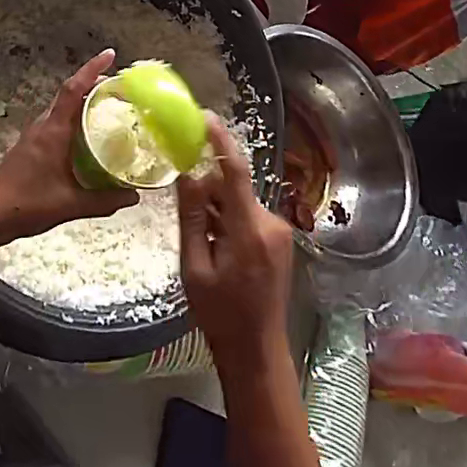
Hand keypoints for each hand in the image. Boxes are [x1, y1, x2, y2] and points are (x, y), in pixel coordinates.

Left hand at [0, 49, 136, 248]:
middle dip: (94, 84)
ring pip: (63, 108)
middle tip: (120, 87)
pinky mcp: (32, 146)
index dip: (92, 69)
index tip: (110, 55)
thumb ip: (105, 200)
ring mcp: (36, 135)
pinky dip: (76, 118)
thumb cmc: (26, 205)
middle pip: (70, 93)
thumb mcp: (71, 205)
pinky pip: (58, 121)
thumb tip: (134, 196)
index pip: (73, 90)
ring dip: (84, 101)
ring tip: (110, 107)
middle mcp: (44, 127)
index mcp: (53, 132)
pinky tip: (88, 134)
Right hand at [179, 116, 295, 372]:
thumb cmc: (219, 314)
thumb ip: (192, 219)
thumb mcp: (195, 267)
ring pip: (240, 202)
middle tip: (186, 214)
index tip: (206, 118)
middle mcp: (270, 223)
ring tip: (203, 243)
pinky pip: (249, 216)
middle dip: (209, 192)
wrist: (256, 349)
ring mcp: (279, 231)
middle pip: (234, 188)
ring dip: (219, 210)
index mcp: (249, 230)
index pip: (235, 172)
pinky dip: (230, 221)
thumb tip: (187, 176)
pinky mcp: (280, 239)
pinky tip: (218, 247)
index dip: (220, 142)